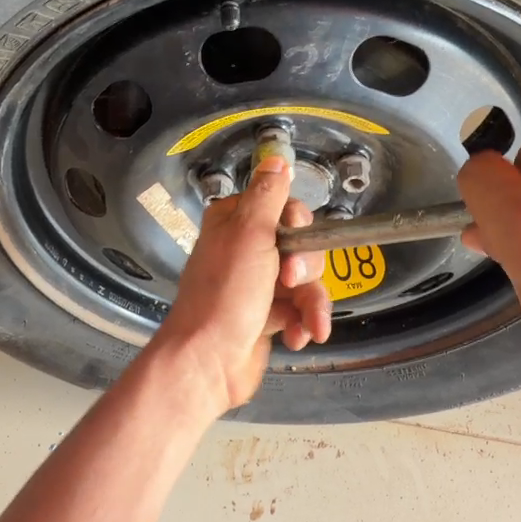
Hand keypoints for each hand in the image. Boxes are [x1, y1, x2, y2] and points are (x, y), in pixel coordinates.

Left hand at [146, 156, 332, 416]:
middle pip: (301, 245)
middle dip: (306, 268)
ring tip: (307, 325)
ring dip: (311, 303)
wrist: (208, 362)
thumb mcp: (250, 233)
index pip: (284, 208)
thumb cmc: (225, 295)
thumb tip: (276, 159)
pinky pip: (298, 311)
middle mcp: (244, 249)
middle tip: (290, 281)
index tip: (296, 240)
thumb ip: (268, 195)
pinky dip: (302, 324)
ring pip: (304, 282)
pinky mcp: (265, 315)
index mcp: (235, 222)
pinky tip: (297, 337)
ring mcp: (255, 284)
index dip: (298, 225)